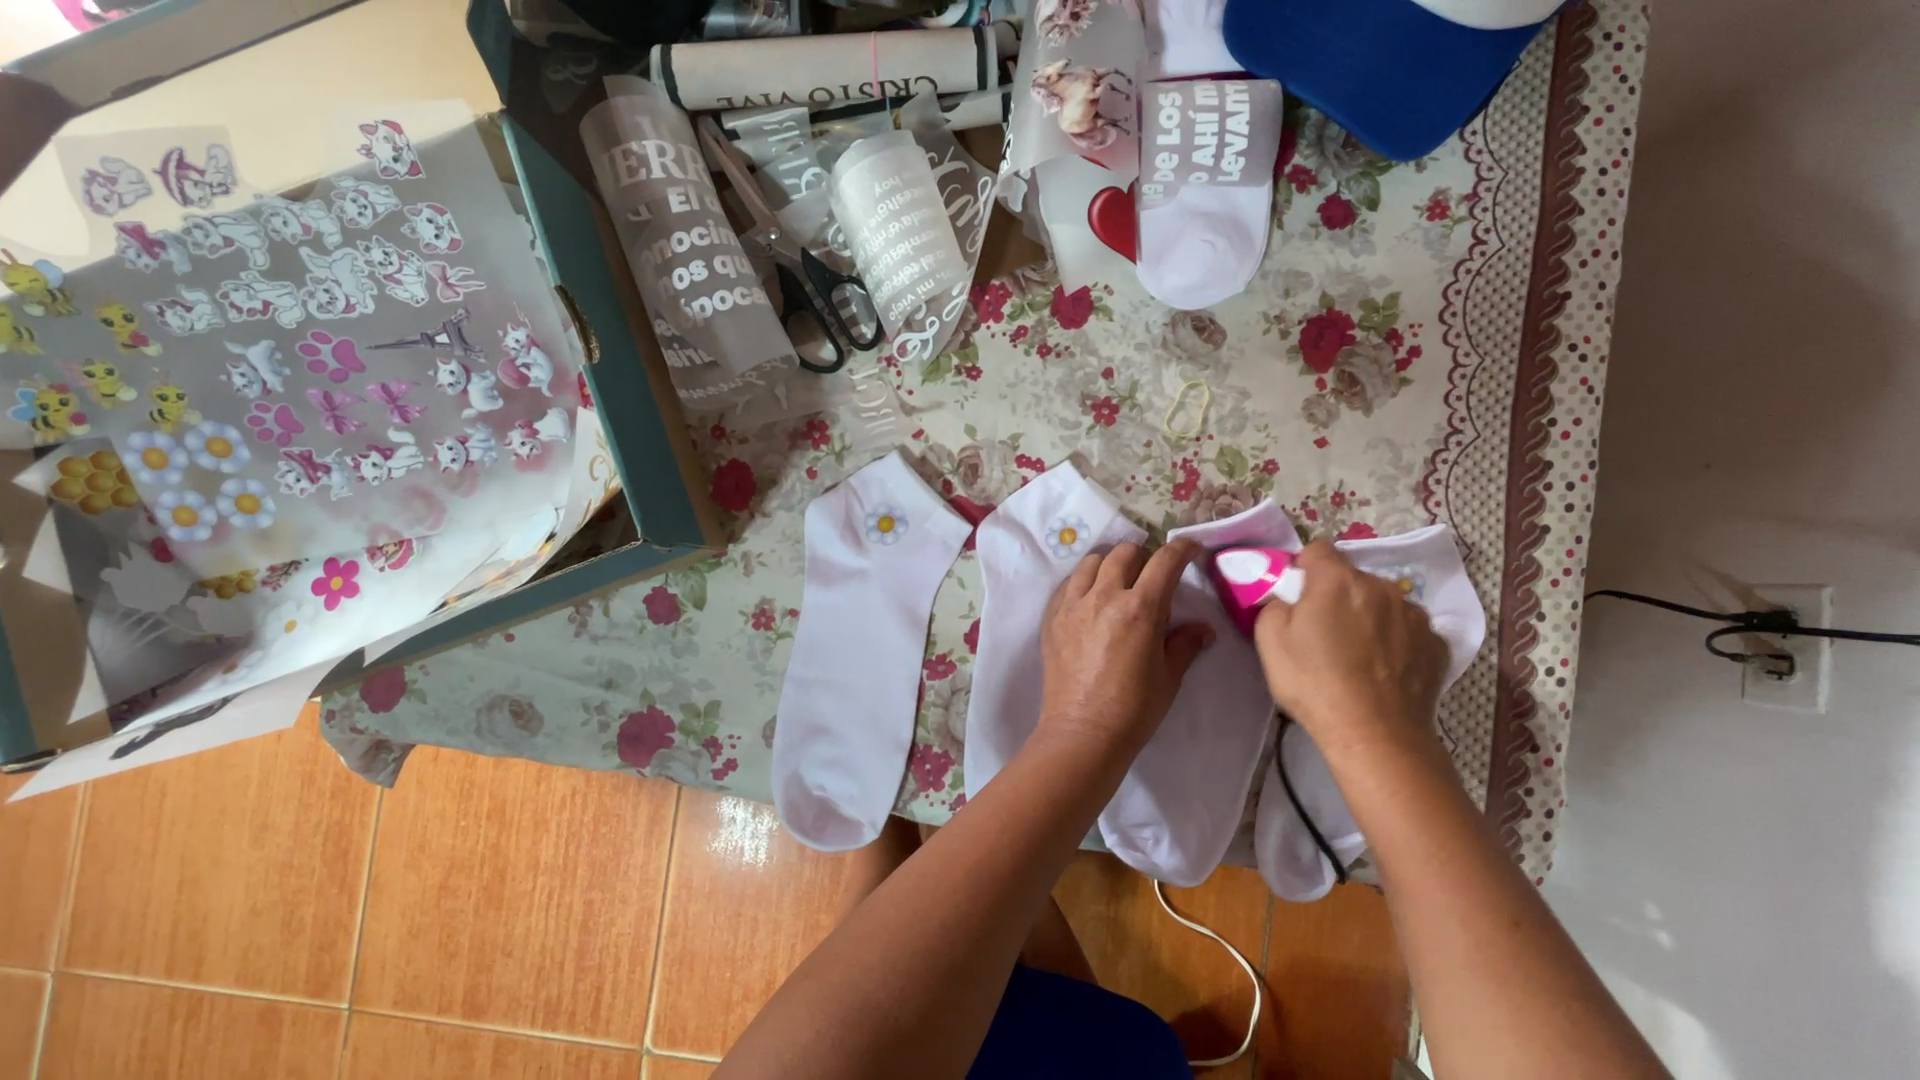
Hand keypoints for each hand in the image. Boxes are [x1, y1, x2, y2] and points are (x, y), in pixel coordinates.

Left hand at [1037, 539, 1214, 756]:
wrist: (1082, 733)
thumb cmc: (1134, 709)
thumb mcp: (1169, 676)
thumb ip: (1185, 643)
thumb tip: (1202, 628)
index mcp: (1140, 608)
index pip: (1165, 561)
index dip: (1182, 549)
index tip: (1191, 550)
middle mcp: (1104, 596)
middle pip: (1125, 553)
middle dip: (1144, 556)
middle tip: (1152, 575)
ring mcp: (1073, 605)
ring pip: (1092, 562)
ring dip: (1110, 565)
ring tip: (1118, 583)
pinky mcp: (1052, 618)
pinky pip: (1068, 584)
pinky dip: (1083, 582)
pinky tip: (1091, 600)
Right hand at [1253, 540, 1448, 758]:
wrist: (1374, 734)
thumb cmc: (1315, 684)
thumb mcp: (1269, 641)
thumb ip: (1275, 605)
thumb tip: (1288, 599)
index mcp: (1337, 580)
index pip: (1318, 550)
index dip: (1304, 570)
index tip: (1297, 598)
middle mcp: (1382, 587)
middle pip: (1352, 578)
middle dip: (1337, 596)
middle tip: (1324, 633)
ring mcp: (1415, 615)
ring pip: (1383, 603)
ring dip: (1369, 617)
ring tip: (1358, 655)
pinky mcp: (1437, 644)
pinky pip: (1409, 630)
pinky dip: (1396, 641)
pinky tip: (1384, 670)